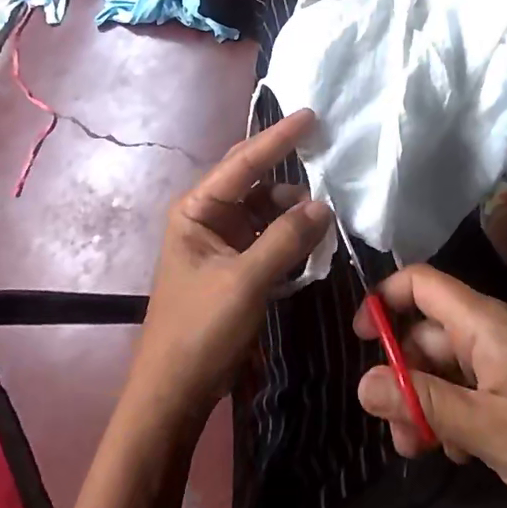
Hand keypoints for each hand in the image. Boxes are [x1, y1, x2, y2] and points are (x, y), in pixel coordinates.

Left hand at [131, 109, 332, 415]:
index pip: (243, 163)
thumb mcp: (245, 281)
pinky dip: (294, 237)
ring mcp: (225, 242)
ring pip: (270, 211)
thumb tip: (324, 206)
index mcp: (198, 210)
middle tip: (329, 156)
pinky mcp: (239, 265)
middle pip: (257, 182)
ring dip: (297, 213)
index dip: (278, 138)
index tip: (312, 115)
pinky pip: (273, 237)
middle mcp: (211, 217)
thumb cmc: (200, 330)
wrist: (177, 391)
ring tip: (326, 222)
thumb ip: (287, 239)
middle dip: (291, 172)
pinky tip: (315, 243)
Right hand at [355, 265, 506, 507]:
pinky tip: (457, 456)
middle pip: (427, 332)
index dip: (384, 300)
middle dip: (401, 374)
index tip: (357, 342)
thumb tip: (362, 382)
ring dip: (424, 404)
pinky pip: (470, 392)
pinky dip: (452, 417)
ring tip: (420, 452)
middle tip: (396, 432)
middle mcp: (495, 334)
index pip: (423, 283)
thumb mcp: (491, 431)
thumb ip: (426, 403)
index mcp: (487, 325)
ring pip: (446, 368)